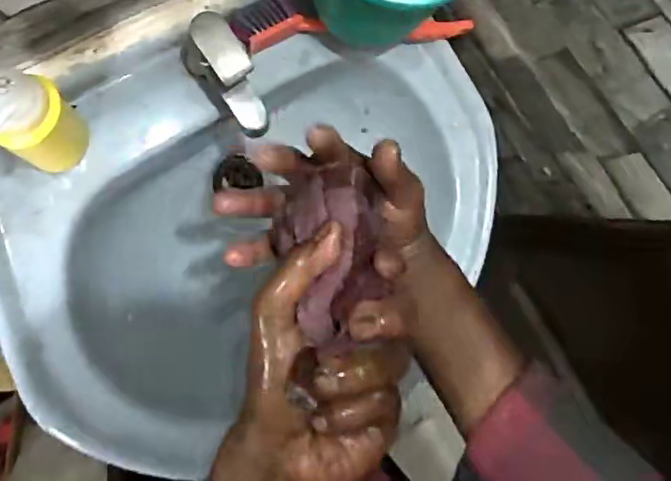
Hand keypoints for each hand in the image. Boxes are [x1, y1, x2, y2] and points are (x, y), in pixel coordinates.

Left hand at [211, 222, 407, 480]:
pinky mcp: (390, 411)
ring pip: (392, 360)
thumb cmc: (271, 368)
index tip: (385, 262)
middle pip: (400, 312)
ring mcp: (382, 369)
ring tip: (314, 389)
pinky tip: (325, 419)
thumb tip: (334, 227)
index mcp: (342, 299)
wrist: (275, 443)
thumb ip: (298, 268)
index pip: (377, 272)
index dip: (387, 264)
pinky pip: (386, 401)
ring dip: (346, 377)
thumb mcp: (271, 310)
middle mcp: (368, 328)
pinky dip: (348, 412)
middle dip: (380, 320)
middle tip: (351, 327)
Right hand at [212, 125, 434, 283]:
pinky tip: (231, 255)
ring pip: (270, 203)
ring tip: (219, 204)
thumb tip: (388, 146)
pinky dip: (249, 250)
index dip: (324, 142)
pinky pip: (269, 247)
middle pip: (290, 170)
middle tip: (251, 157)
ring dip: (245, 202)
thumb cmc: (400, 224)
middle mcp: (316, 186)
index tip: (314, 134)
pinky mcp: (293, 248)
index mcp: (342, 169)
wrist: (398, 273)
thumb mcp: (405, 200)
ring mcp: (301, 216)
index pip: (332, 151)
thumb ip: (396, 176)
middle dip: (270, 163)